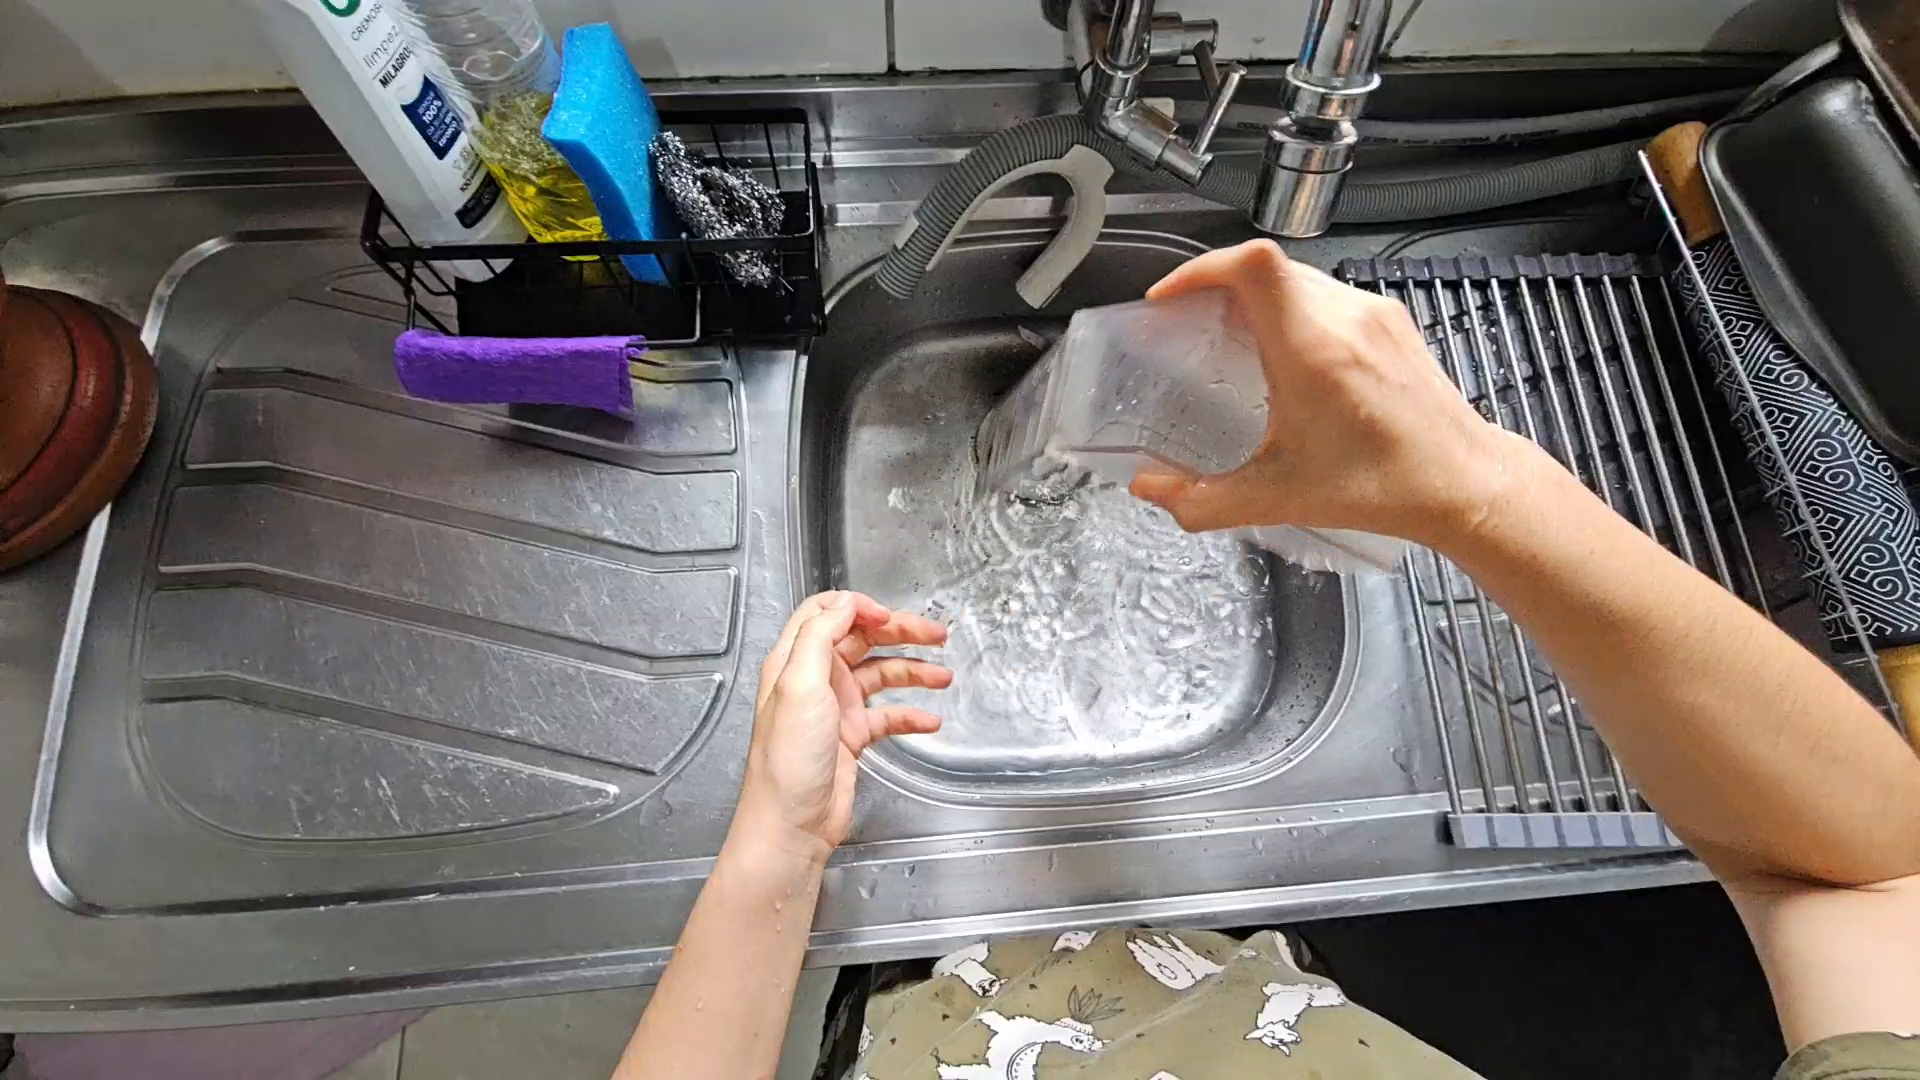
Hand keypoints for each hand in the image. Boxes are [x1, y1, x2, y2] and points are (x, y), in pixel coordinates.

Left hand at [734, 591, 950, 857]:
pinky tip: (930, 722)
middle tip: (936, 634)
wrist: (790, 826)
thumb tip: (845, 602)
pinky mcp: (852, 737)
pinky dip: (910, 715)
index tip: (889, 616)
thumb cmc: (787, 758)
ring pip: (880, 675)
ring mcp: (835, 707)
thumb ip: (820, 636)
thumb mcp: (799, 685)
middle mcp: (815, 679)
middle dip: (900, 633)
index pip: (825, 613)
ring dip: (913, 672)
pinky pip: (888, 716)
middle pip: (861, 639)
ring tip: (944, 677)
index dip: (858, 607)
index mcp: (795, 660)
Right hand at [1128, 240, 1533, 549]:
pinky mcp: (1389, 321)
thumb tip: (1149, 488)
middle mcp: (1345, 319)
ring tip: (1224, 331)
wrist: (1463, 483)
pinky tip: (1277, 348)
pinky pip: (1322, 290)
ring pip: (1294, 274)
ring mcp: (1372, 314)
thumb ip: (1198, 500)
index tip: (1169, 296)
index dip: (1199, 268)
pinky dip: (1285, 305)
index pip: (1253, 265)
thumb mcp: (1273, 500)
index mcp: (1313, 352)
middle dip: (1212, 284)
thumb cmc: (1385, 486)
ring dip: (1250, 292)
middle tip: (1185, 318)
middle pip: (1265, 265)